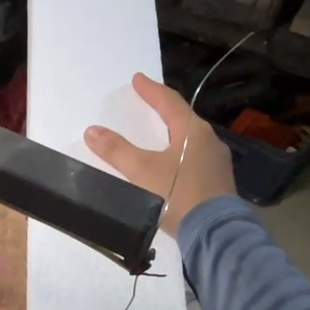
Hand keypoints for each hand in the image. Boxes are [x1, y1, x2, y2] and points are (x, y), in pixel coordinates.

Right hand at [84, 72, 234, 234]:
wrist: (213, 230)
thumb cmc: (177, 194)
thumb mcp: (141, 171)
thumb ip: (116, 151)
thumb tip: (92, 130)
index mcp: (192, 131)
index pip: (169, 102)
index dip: (151, 90)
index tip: (137, 79)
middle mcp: (209, 140)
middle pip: (184, 119)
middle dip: (164, 111)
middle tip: (149, 104)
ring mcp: (217, 162)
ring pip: (191, 140)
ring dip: (173, 133)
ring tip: (158, 133)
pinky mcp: (218, 181)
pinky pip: (195, 158)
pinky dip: (180, 153)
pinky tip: (172, 164)